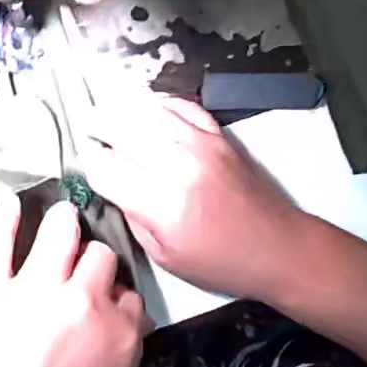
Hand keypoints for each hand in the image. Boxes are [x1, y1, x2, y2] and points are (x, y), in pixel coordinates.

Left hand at [0, 196, 145, 366]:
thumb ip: (117, 356)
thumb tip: (113, 330)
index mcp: (122, 335)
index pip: (130, 295)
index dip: (116, 295)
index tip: (106, 301)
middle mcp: (88, 301)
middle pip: (101, 256)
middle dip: (94, 260)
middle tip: (80, 268)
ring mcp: (39, 290)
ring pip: (63, 231)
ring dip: (63, 224)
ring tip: (60, 221)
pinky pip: (1, 242)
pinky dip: (6, 218)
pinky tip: (11, 204)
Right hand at [84, 93, 311, 301]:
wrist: (278, 247)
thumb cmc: (221, 263)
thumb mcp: (166, 256)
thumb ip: (135, 218)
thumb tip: (116, 187)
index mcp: (162, 205)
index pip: (107, 168)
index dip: (91, 164)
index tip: (88, 165)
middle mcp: (178, 166)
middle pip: (123, 128)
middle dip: (99, 125)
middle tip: (88, 126)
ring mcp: (201, 144)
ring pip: (150, 110)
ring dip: (124, 107)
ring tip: (109, 110)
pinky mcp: (219, 136)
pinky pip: (183, 106)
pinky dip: (160, 103)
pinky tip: (148, 108)